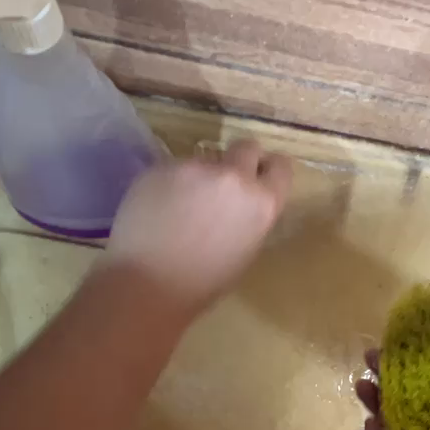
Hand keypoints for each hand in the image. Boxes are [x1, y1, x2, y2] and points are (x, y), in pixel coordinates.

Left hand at [101, 139, 292, 314]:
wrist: (148, 283)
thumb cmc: (205, 282)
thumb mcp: (246, 249)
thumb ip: (252, 216)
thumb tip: (244, 203)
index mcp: (262, 202)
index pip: (281, 166)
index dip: (270, 171)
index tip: (261, 179)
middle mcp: (233, 175)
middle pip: (246, 146)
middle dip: (241, 160)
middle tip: (226, 184)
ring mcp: (194, 166)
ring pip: (206, 159)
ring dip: (202, 175)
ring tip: (184, 205)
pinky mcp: (160, 166)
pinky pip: (175, 167)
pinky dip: (173, 182)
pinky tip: (160, 208)